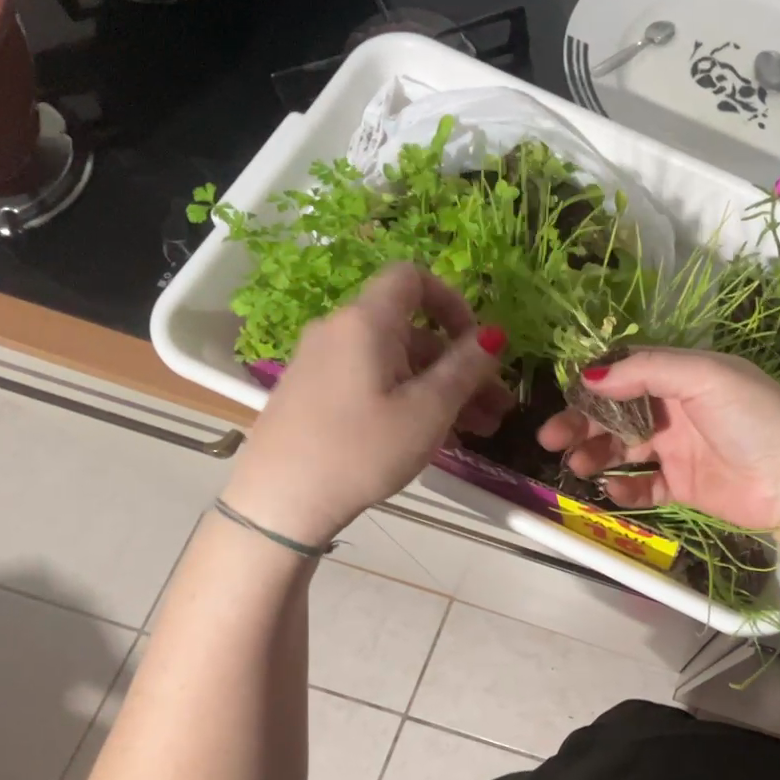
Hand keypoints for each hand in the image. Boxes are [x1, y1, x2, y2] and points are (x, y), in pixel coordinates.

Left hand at [220, 264, 509, 545]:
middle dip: (461, 365)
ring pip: (397, 363)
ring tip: (479, 432)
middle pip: (413, 332)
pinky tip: (437, 438)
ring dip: (443, 389)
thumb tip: (494, 336)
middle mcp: (341, 331)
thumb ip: (465, 369)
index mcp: (366, 322)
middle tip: (498, 408)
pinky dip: (410, 400)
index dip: (454, 302)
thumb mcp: (427, 411)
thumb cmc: (362, 450)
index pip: (413, 279)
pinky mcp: (316, 394)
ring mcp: (324, 363)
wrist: (281, 500)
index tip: (479, 344)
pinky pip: (375, 383)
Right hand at [536, 348, 779, 530]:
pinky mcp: (684, 486)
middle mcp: (677, 408)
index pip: (626, 373)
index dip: (592, 385)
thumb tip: (588, 376)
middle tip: (552, 440)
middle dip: (582, 423)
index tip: (563, 399)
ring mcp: (679, 449)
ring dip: (596, 454)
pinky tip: (611, 489)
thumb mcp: (704, 377)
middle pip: (617, 412)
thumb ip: (647, 371)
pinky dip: (624, 487)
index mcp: (683, 375)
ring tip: (576, 466)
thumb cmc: (755, 419)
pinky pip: (643, 484)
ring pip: (624, 448)